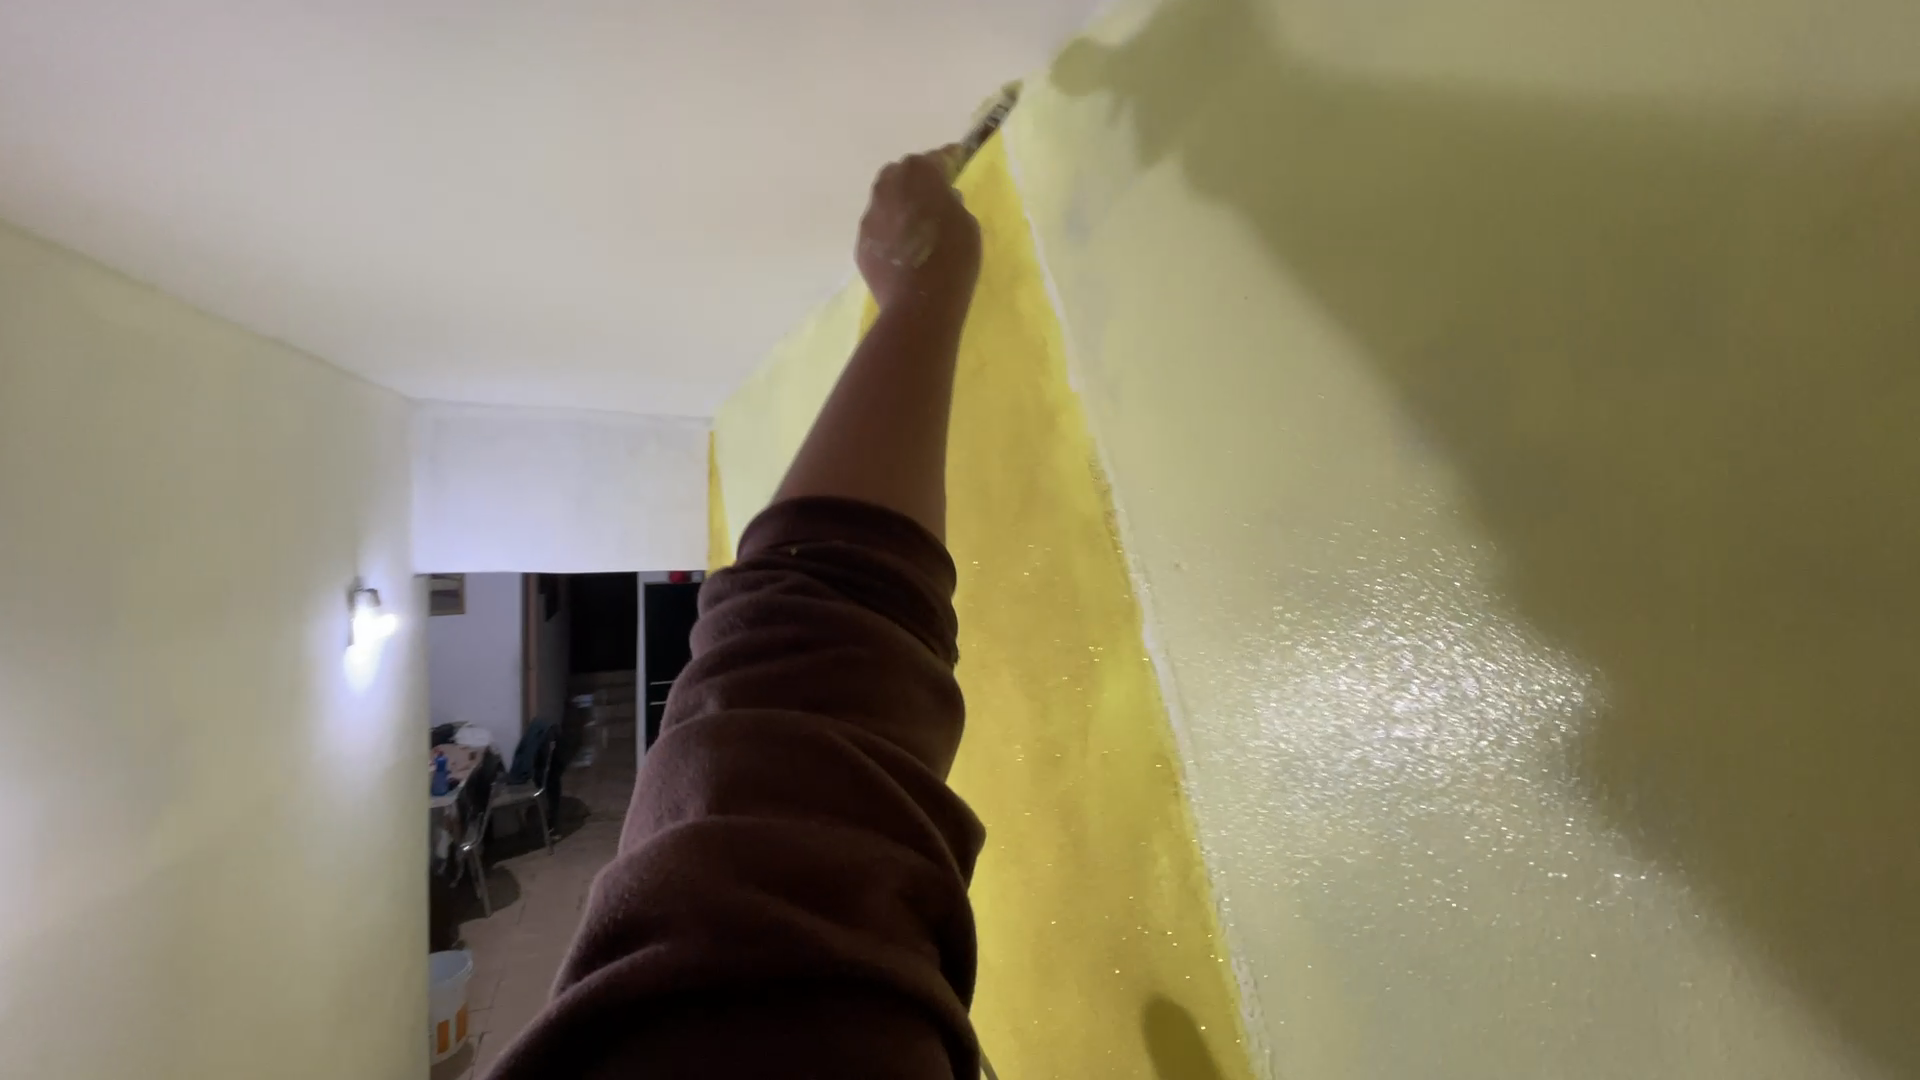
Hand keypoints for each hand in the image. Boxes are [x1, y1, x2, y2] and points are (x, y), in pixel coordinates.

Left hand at [856, 146, 981, 310]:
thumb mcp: (967, 225)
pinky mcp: (861, 244)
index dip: (949, 161)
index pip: (938, 159)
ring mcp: (870, 216)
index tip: (957, 162)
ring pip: (886, 203)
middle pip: (903, 176)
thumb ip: (952, 205)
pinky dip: (890, 237)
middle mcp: (888, 186)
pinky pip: (879, 232)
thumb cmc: (953, 259)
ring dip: (900, 210)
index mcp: (919, 173)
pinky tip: (903, 254)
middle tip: (933, 199)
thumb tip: (942, 202)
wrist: (919, 305)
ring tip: (915, 229)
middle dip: (917, 183)